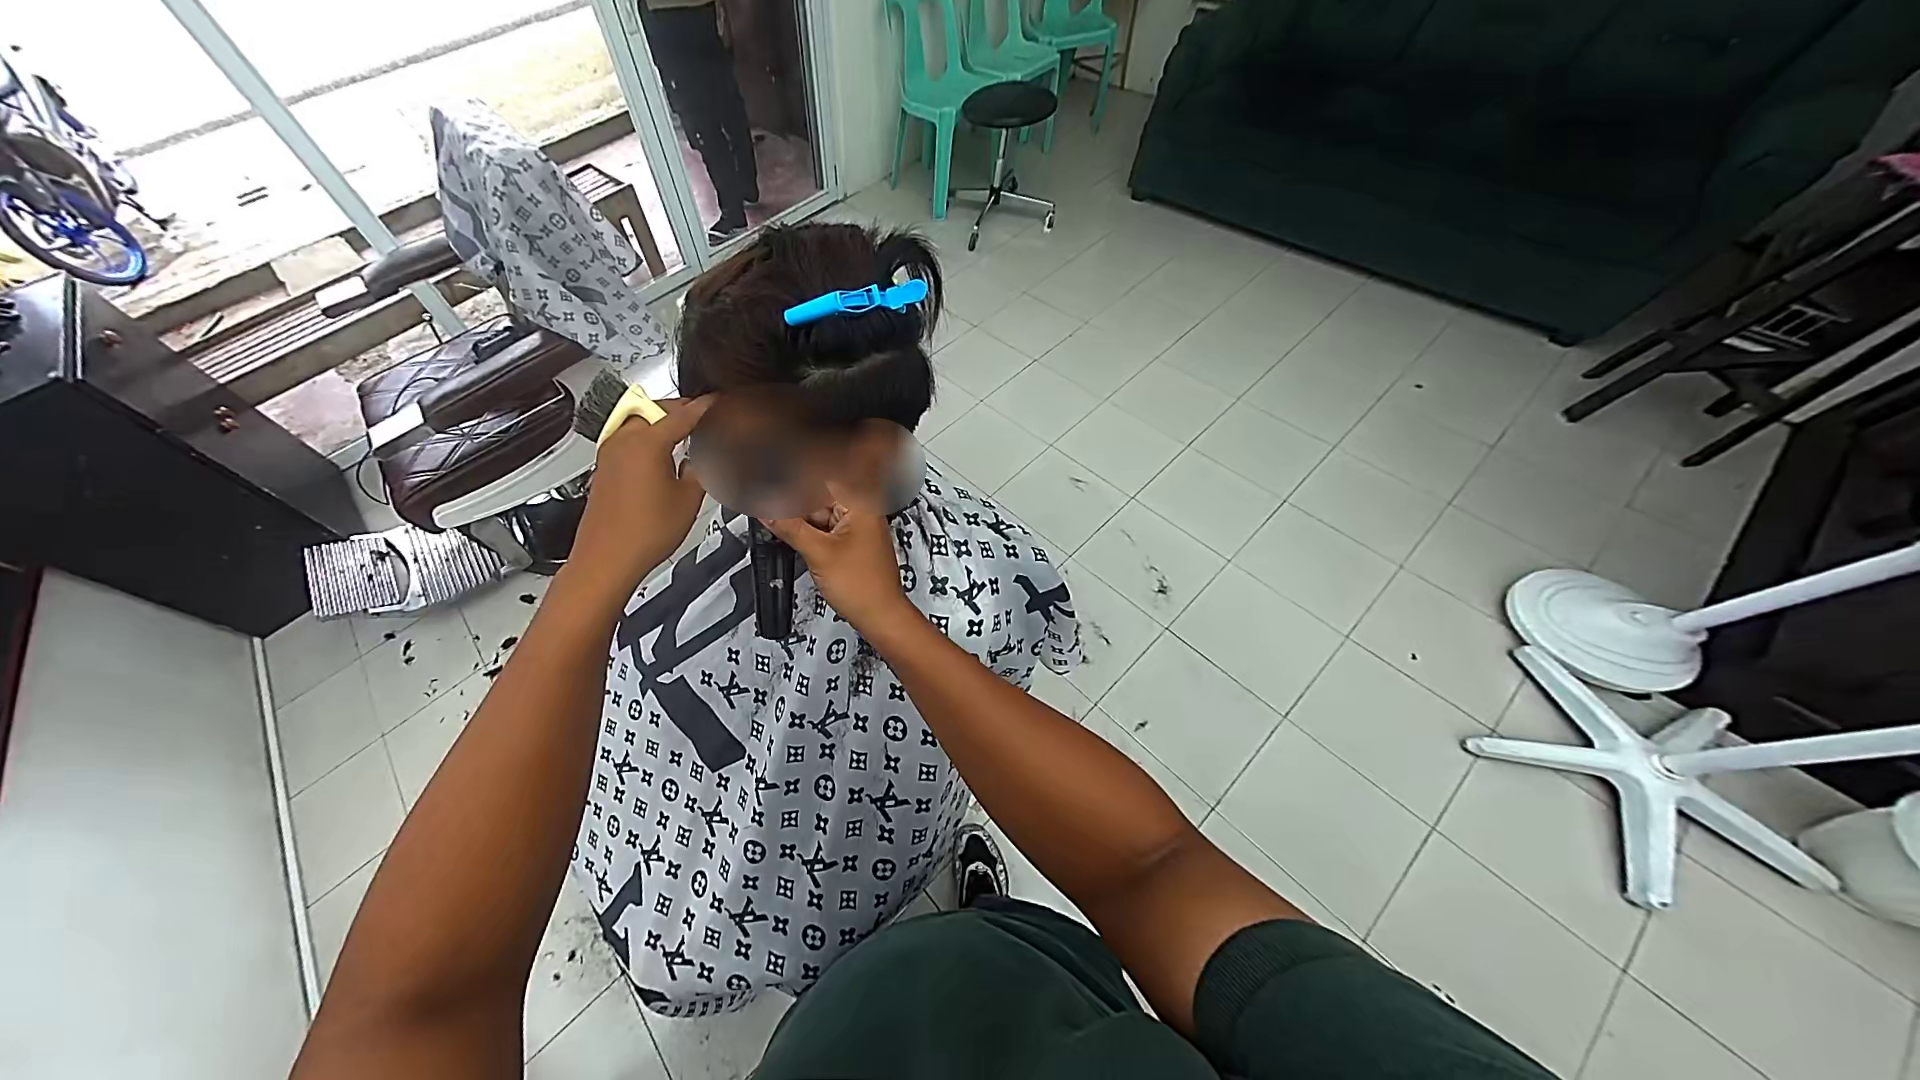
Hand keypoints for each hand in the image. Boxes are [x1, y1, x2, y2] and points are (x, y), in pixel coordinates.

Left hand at [569, 396, 713, 592]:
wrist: (607, 559)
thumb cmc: (642, 534)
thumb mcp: (689, 499)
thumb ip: (700, 470)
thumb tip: (704, 460)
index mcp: (647, 443)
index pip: (683, 413)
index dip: (705, 406)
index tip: (716, 401)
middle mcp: (623, 441)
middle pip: (655, 409)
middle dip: (680, 410)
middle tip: (702, 417)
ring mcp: (609, 453)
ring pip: (638, 421)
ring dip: (661, 423)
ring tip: (685, 436)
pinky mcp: (604, 467)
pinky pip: (628, 439)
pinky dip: (648, 439)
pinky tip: (663, 457)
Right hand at [762, 490, 914, 632]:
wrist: (879, 615)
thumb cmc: (864, 587)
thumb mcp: (819, 553)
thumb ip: (790, 527)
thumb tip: (767, 510)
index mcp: (860, 505)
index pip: (823, 482)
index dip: (794, 483)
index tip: (770, 488)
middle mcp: (861, 512)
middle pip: (819, 496)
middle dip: (792, 501)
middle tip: (765, 503)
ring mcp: (856, 528)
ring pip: (820, 512)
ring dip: (797, 516)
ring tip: (772, 517)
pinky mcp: (851, 543)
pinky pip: (825, 528)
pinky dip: (807, 530)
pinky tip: (788, 532)